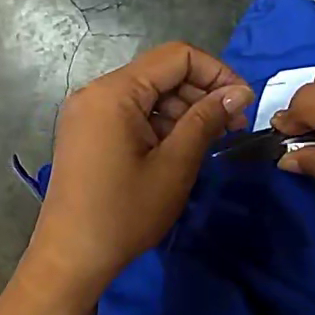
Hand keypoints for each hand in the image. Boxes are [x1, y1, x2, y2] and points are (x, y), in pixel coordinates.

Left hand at [30, 43, 252, 288]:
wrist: (71, 257)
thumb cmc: (124, 213)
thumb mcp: (175, 165)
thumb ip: (206, 120)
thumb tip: (239, 92)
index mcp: (114, 92)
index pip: (176, 56)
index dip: (217, 72)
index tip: (243, 103)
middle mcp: (96, 92)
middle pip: (160, 73)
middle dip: (201, 93)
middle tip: (232, 128)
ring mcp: (87, 112)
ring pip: (147, 94)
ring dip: (183, 111)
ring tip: (210, 142)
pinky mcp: (86, 132)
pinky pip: (130, 114)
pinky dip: (159, 124)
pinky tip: (179, 150)